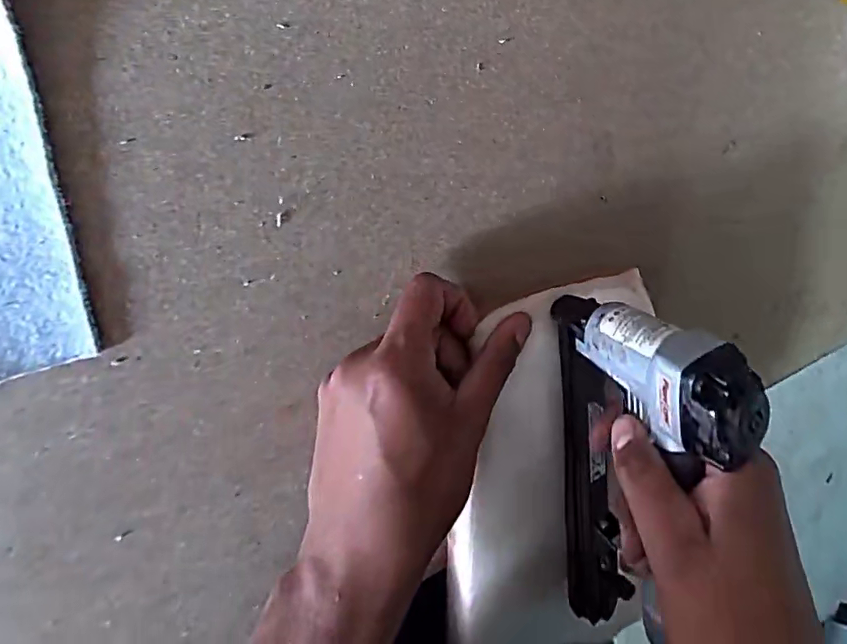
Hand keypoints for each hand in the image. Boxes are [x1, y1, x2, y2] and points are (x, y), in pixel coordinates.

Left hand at [255, 273, 531, 643]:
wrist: (360, 555)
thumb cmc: (418, 490)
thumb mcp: (471, 418)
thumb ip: (495, 361)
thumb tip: (516, 324)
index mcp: (392, 360)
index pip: (425, 291)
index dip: (457, 302)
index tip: (470, 339)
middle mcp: (357, 365)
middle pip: (415, 325)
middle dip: (446, 349)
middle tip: (459, 393)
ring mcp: (337, 387)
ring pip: (397, 351)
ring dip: (425, 370)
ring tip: (435, 418)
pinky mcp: (329, 409)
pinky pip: (375, 374)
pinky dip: (401, 386)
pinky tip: (411, 429)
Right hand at [610, 414, 820, 643]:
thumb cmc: (731, 619)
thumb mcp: (676, 548)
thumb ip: (646, 482)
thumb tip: (625, 426)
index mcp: (738, 465)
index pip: (680, 415)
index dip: (638, 420)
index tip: (603, 433)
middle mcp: (745, 477)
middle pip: (674, 453)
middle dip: (642, 490)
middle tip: (635, 534)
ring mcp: (743, 508)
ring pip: (677, 488)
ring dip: (649, 520)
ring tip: (646, 561)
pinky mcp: (739, 536)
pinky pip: (692, 515)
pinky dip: (667, 537)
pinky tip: (659, 569)